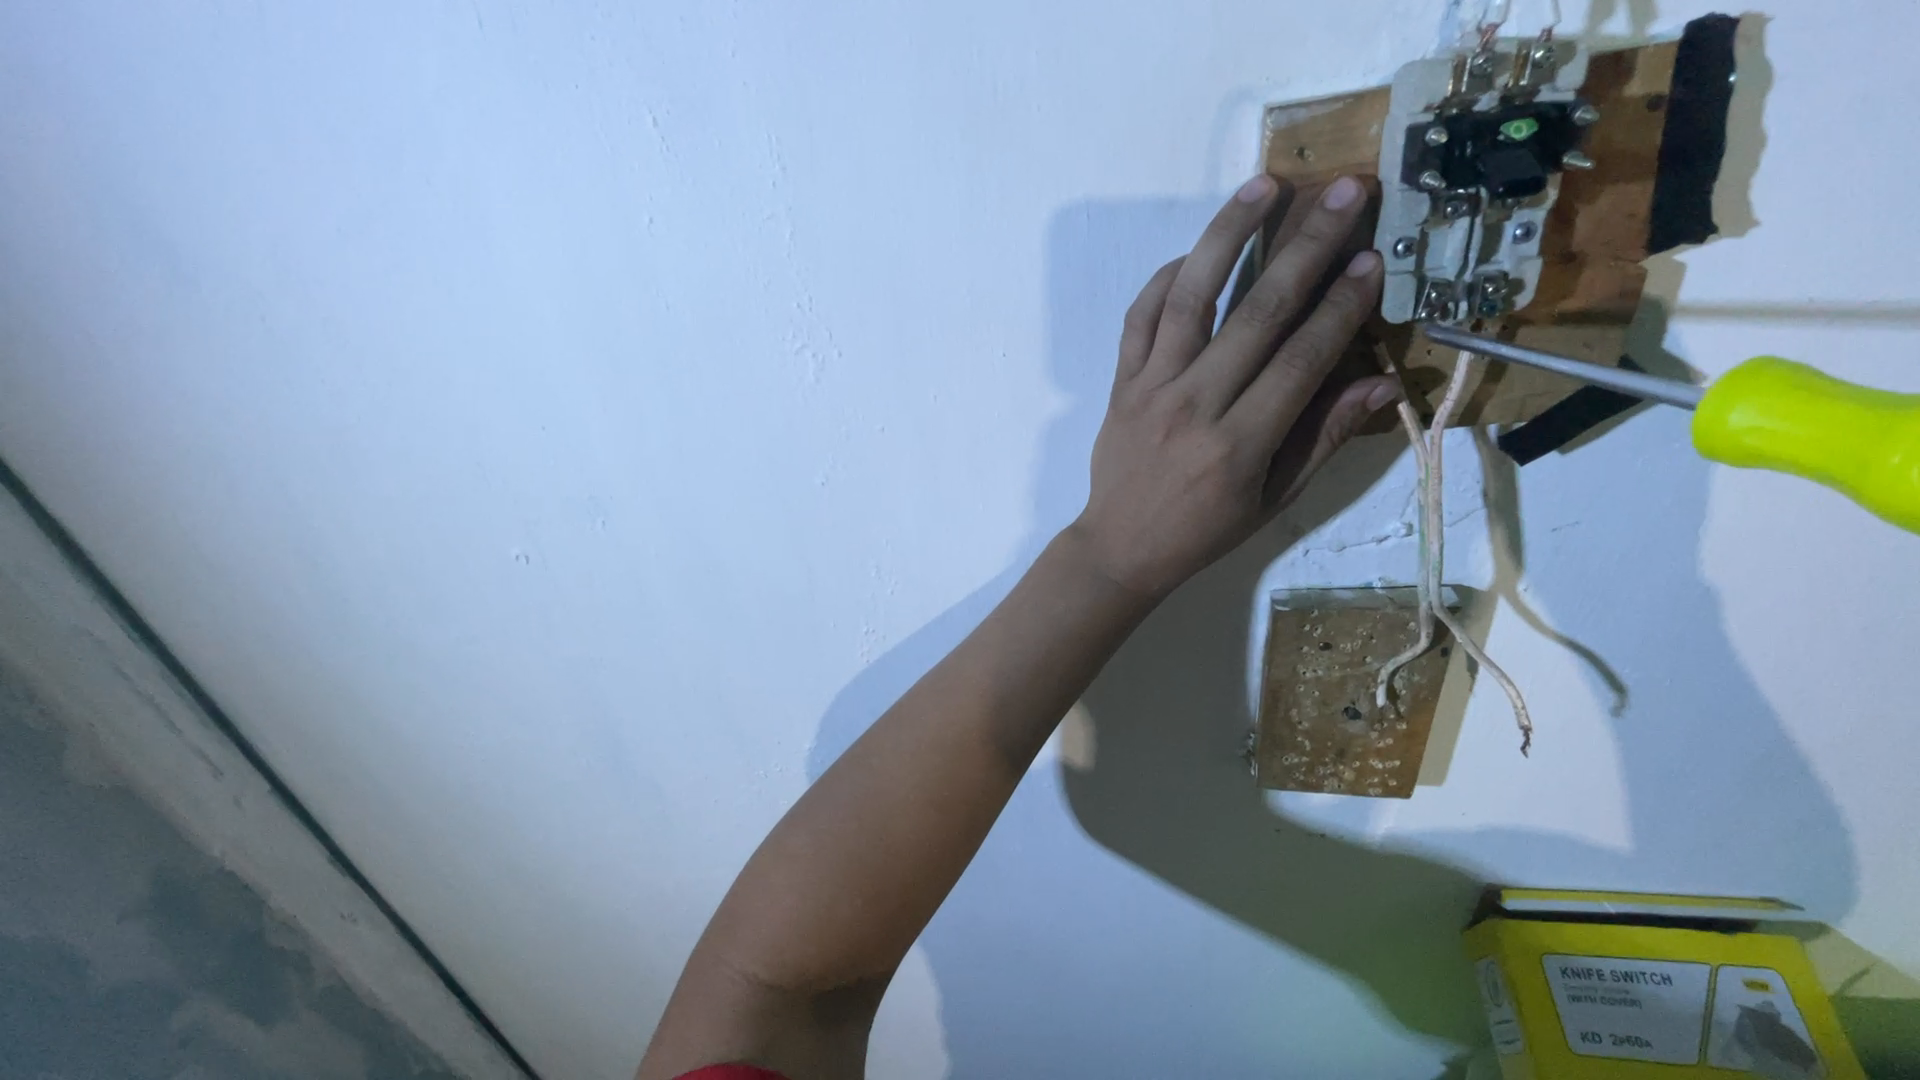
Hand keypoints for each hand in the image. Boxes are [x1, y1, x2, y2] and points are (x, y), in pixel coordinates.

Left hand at [1069, 173, 1396, 598]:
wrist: (1121, 547)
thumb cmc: (1204, 530)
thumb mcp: (1272, 499)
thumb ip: (1322, 439)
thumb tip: (1380, 382)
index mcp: (1241, 443)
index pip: (1301, 359)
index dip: (1341, 306)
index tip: (1371, 256)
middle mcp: (1195, 405)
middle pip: (1256, 313)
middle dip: (1305, 246)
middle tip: (1341, 190)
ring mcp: (1150, 388)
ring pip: (1190, 298)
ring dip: (1227, 235)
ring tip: (1263, 185)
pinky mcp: (1119, 382)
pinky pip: (1139, 319)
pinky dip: (1163, 280)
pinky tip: (1191, 251)